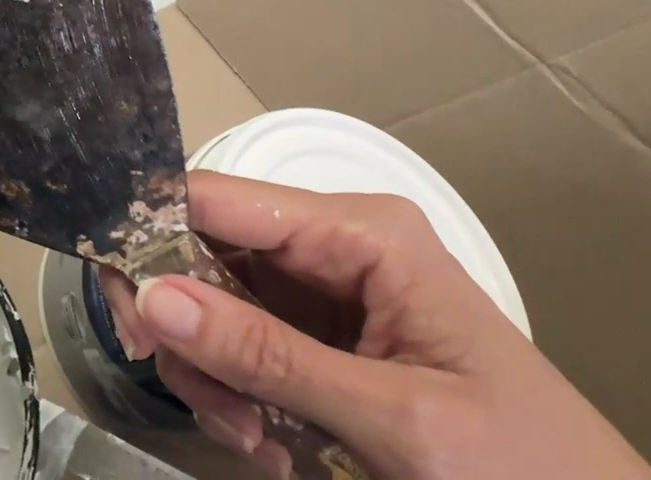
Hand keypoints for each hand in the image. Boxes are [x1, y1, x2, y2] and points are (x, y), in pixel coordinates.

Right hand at [97, 170, 650, 479]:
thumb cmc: (528, 474)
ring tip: (251, 437)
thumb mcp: (397, 420)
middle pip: (199, 250)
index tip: (122, 307)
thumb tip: (149, 296)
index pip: (215, 198)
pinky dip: (229, 390)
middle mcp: (329, 244)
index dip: (149, 232)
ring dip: (208, 371)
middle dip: (185, 324)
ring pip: (206, 301)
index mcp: (358, 232)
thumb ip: (268, 355)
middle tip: (192, 392)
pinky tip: (267, 440)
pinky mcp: (313, 336)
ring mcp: (319, 291)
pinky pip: (233, 341)